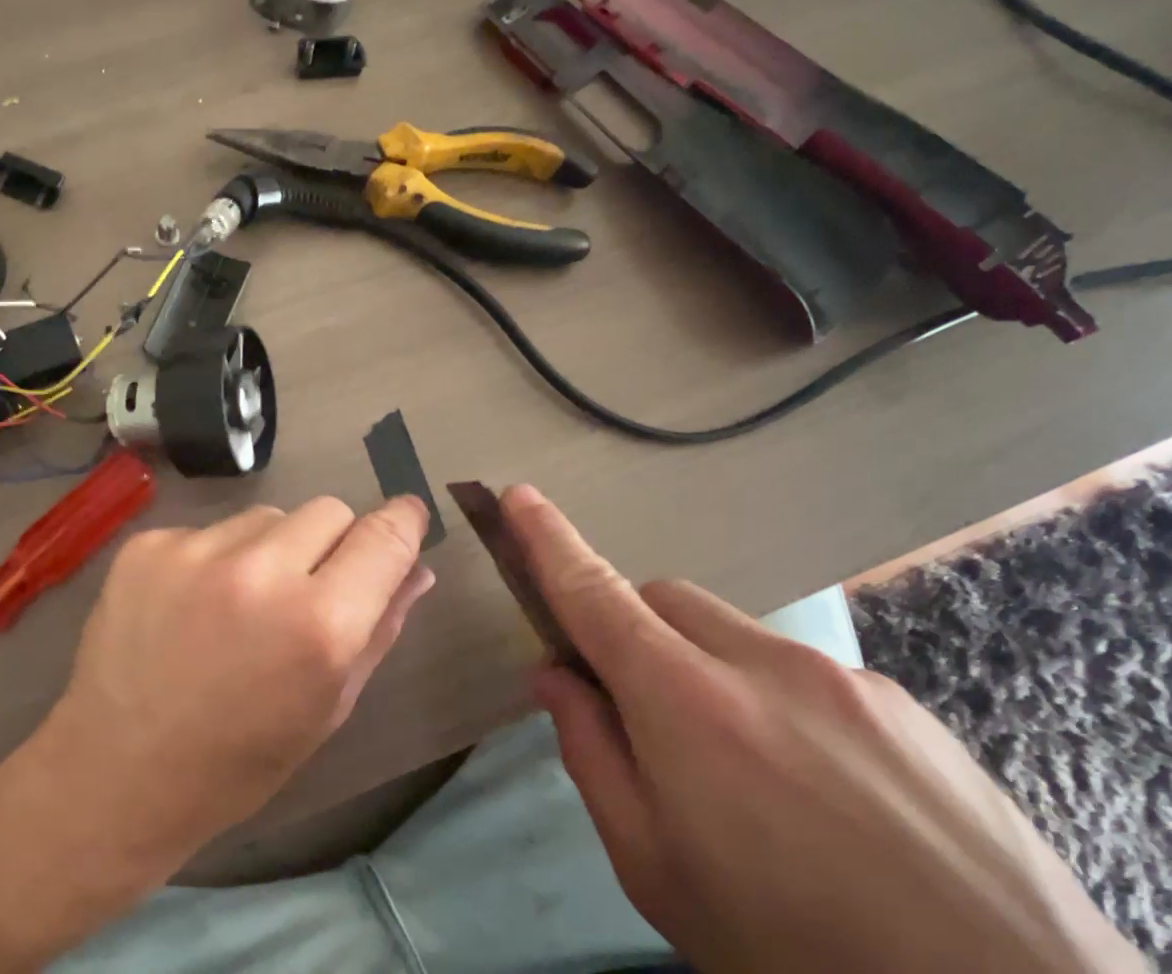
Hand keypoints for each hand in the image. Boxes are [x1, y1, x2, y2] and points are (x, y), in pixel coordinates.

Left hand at [45, 495, 434, 858]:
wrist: (118, 771)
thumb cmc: (239, 761)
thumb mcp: (327, 708)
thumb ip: (378, 630)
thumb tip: (417, 570)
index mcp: (320, 625)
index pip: (384, 536)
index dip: (403, 522)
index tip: (405, 518)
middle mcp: (261, 572)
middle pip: (327, 510)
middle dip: (332, 542)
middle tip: (307, 588)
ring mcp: (196, 552)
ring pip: (265, 517)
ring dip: (270, 549)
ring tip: (239, 605)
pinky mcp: (147, 546)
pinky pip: (208, 530)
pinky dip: (213, 558)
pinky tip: (190, 606)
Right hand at [504, 485, 1144, 973]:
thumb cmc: (784, 940)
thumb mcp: (651, 864)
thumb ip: (591, 754)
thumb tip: (555, 677)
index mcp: (687, 704)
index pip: (597, 597)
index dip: (549, 543)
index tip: (519, 496)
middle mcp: (765, 664)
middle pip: (666, 602)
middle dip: (631, 631)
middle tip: (634, 711)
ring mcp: (845, 677)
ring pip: (736, 635)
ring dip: (706, 671)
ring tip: (741, 774)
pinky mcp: (905, 705)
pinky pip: (805, 672)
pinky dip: (775, 700)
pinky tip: (815, 790)